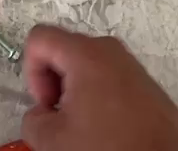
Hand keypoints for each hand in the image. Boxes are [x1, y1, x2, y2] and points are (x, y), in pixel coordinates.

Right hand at [19, 25, 177, 150]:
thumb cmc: (111, 148)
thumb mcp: (56, 142)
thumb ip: (33, 120)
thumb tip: (40, 114)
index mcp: (84, 53)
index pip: (39, 37)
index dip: (32, 71)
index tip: (46, 105)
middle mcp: (108, 48)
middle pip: (63, 51)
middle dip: (55, 84)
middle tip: (61, 119)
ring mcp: (130, 63)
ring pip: (86, 65)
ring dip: (76, 92)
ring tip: (85, 127)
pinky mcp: (145, 81)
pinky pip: (109, 77)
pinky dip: (99, 97)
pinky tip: (108, 129)